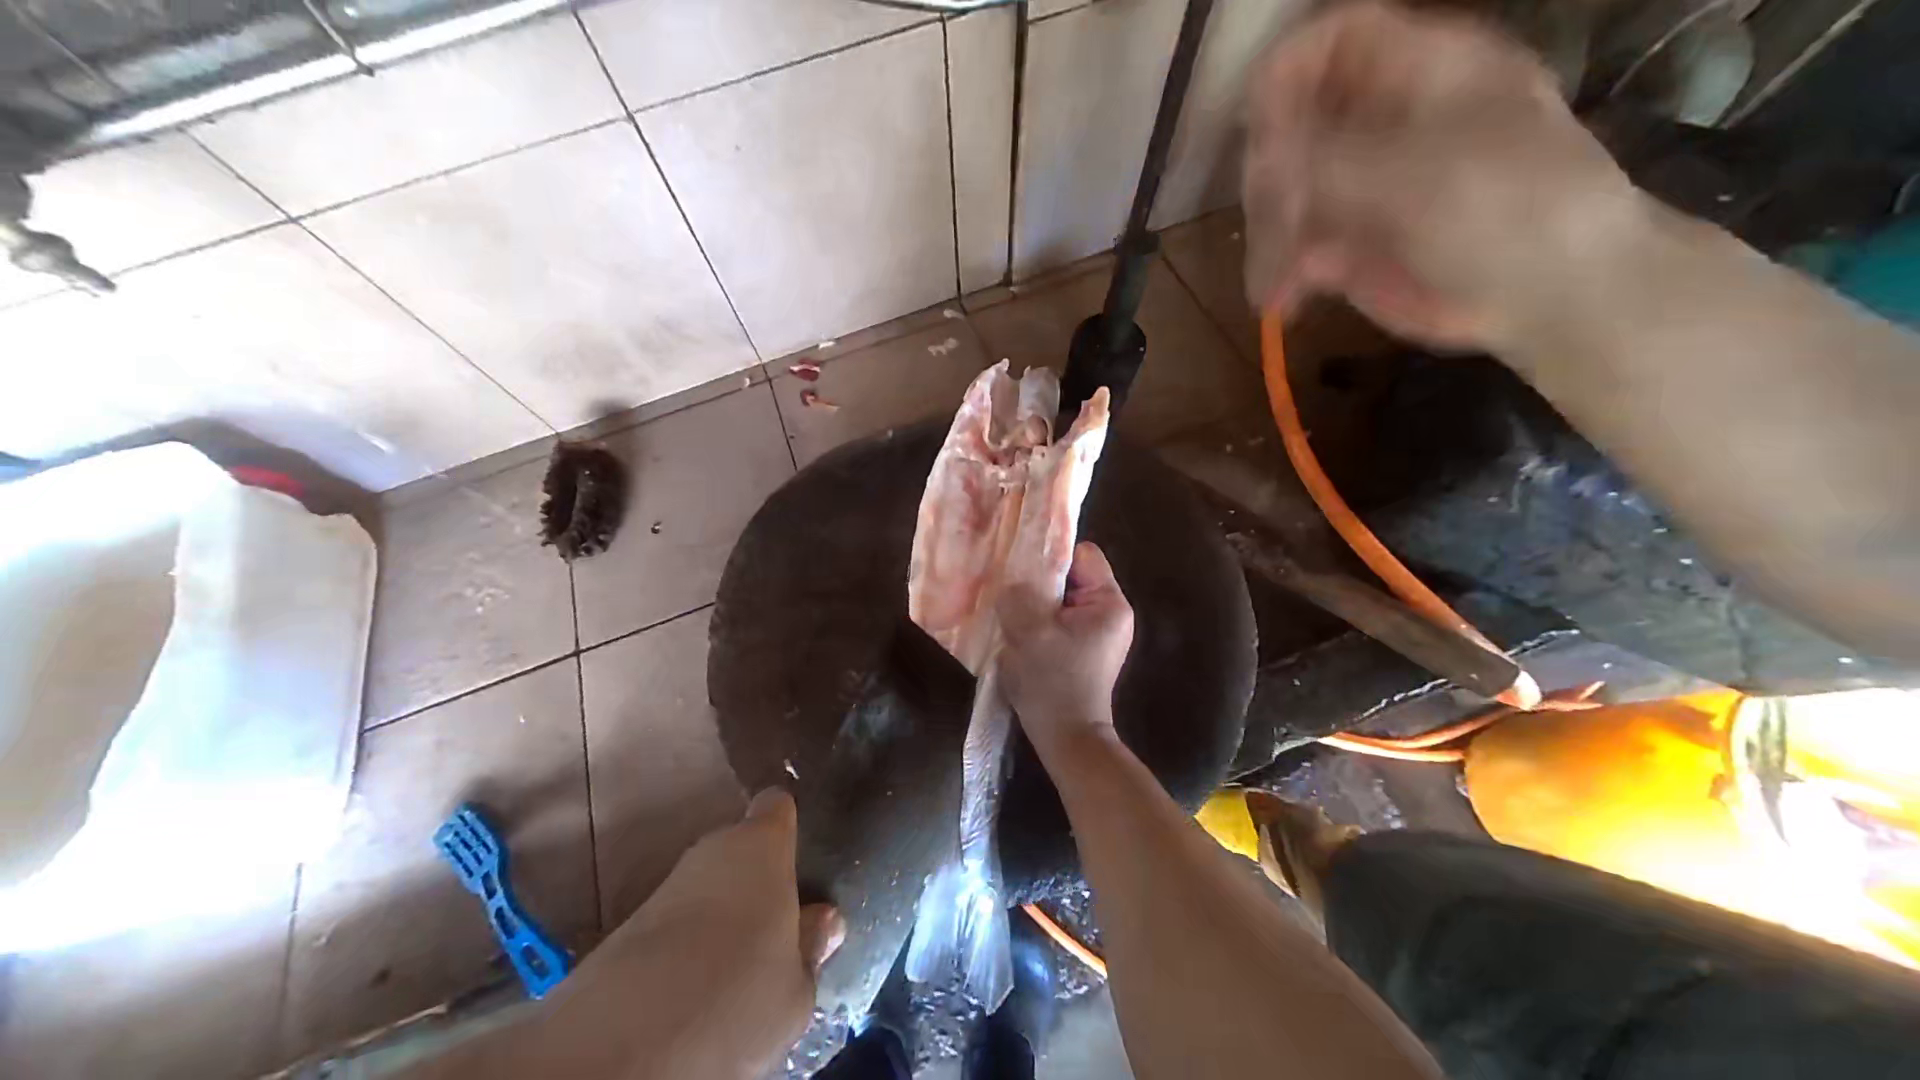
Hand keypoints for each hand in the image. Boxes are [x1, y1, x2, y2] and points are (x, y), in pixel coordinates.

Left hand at [477, 789, 842, 1079]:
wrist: (617, 1048)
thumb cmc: (737, 994)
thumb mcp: (797, 988)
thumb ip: (811, 946)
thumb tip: (824, 920)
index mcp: (762, 847)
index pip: (776, 806)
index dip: (788, 826)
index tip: (800, 858)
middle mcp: (712, 851)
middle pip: (742, 851)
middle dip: (758, 883)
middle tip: (779, 931)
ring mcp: (667, 887)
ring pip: (709, 890)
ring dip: (724, 917)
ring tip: (741, 969)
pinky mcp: (629, 928)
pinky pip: (677, 925)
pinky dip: (690, 946)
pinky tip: (700, 990)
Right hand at [997, 542, 1133, 754]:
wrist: (1066, 738)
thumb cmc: (1053, 683)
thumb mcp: (1029, 632)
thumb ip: (1017, 595)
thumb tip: (1010, 580)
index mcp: (1109, 603)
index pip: (1082, 554)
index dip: (1050, 556)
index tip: (1021, 571)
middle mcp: (1110, 612)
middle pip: (1070, 576)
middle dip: (1038, 583)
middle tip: (1009, 592)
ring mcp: (1097, 632)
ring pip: (1060, 599)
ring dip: (1034, 604)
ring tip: (1011, 616)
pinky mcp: (1083, 648)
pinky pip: (1057, 620)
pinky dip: (1038, 622)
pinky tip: (1019, 635)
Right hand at [1241, 1, 1641, 350]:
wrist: (1550, 295)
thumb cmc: (1512, 207)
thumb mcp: (1422, 172)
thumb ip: (1330, 161)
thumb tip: (1259, 164)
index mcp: (1415, 73)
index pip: (1330, 41)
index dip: (1285, 72)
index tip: (1258, 129)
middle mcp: (1376, 125)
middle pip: (1287, 126)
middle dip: (1270, 178)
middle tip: (1280, 222)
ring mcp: (1354, 190)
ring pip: (1276, 196)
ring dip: (1267, 238)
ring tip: (1277, 282)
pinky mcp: (1342, 246)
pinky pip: (1286, 251)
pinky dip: (1275, 275)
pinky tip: (1282, 301)